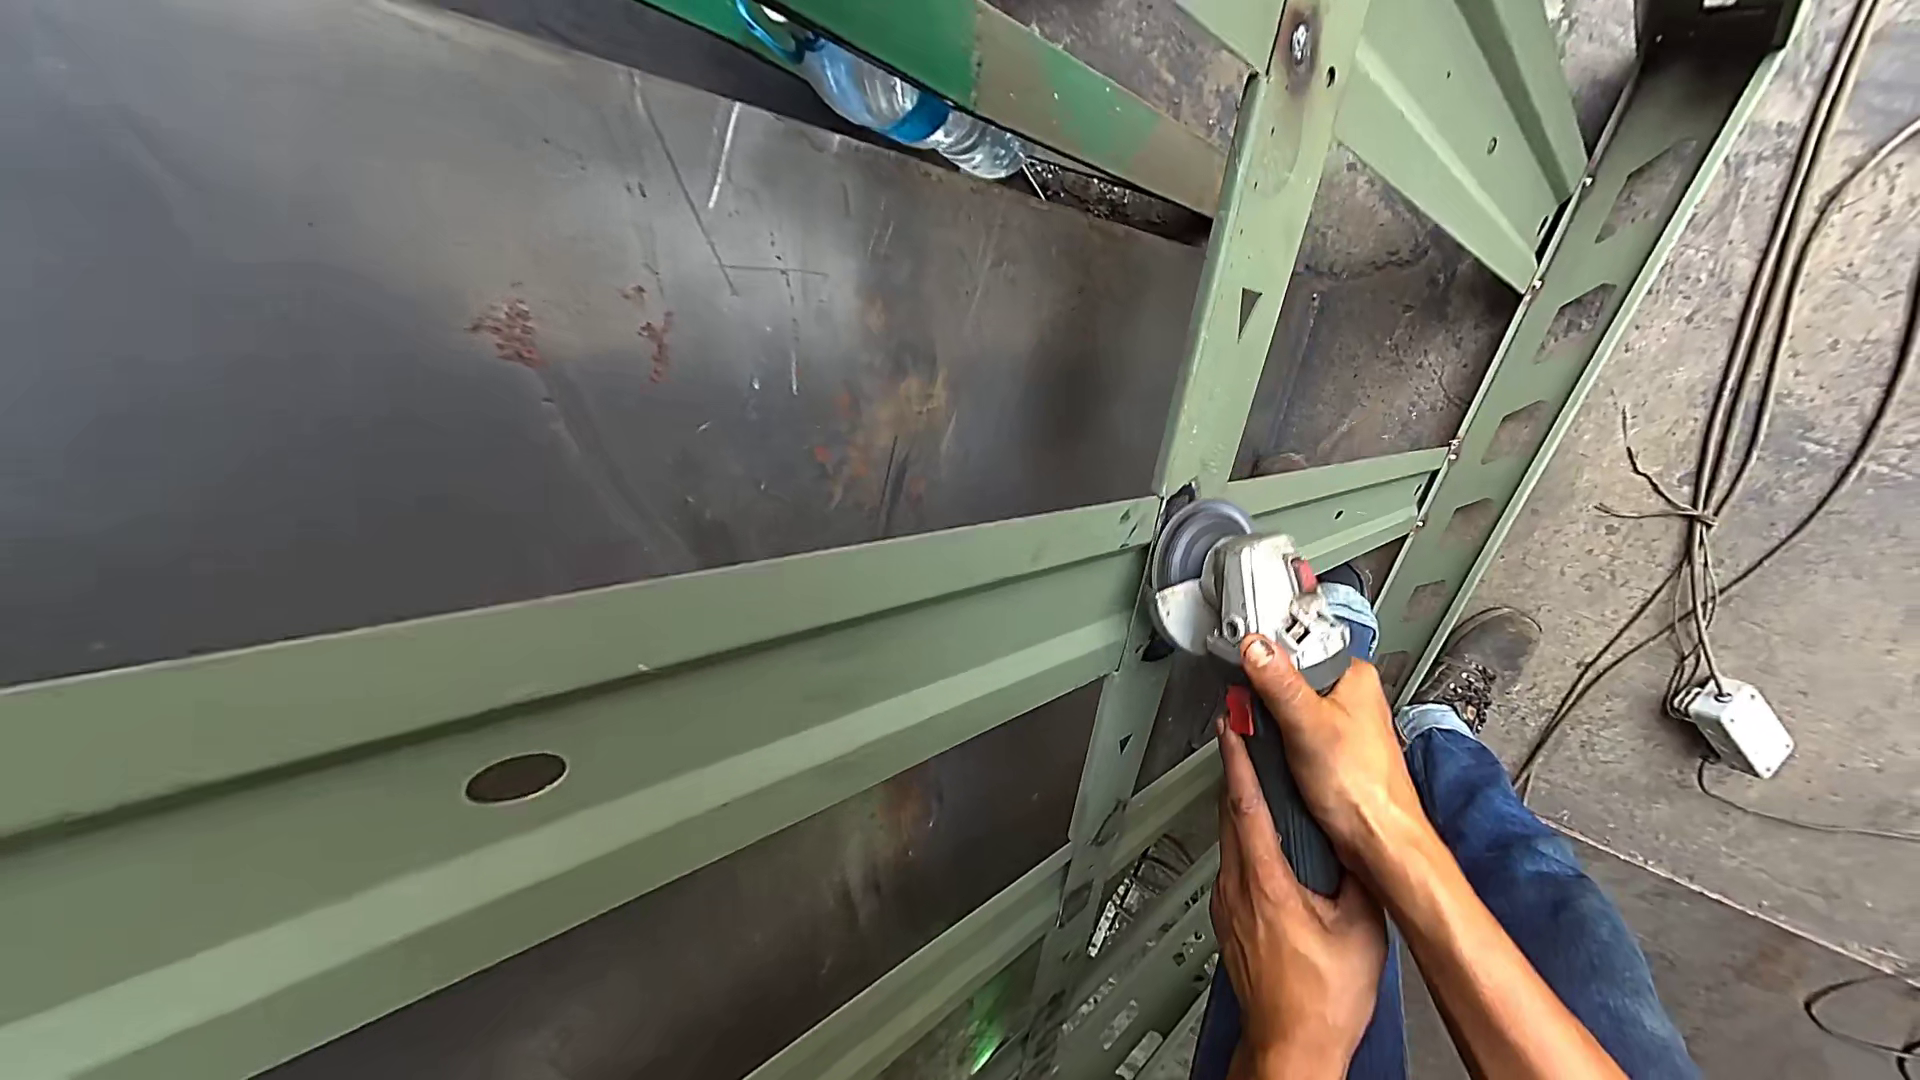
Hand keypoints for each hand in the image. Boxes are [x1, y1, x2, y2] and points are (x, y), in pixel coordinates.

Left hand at [1212, 713, 1386, 1078]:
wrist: (1290, 1044)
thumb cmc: (1323, 1000)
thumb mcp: (1360, 936)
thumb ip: (1357, 884)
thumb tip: (1356, 850)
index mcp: (1266, 882)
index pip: (1245, 806)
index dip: (1238, 763)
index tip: (1230, 731)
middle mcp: (1237, 884)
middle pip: (1227, 812)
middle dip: (1232, 770)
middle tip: (1236, 735)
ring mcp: (1226, 899)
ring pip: (1224, 834)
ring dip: (1234, 800)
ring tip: (1246, 772)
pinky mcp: (1225, 913)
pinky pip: (1227, 859)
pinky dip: (1237, 833)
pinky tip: (1254, 833)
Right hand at [1239, 635, 1427, 866]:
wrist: (1378, 846)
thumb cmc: (1364, 791)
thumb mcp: (1308, 725)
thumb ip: (1279, 683)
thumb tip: (1254, 645)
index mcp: (1352, 676)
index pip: (1295, 643)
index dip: (1263, 653)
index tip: (1238, 661)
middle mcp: (1345, 695)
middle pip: (1282, 673)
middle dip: (1257, 691)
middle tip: (1246, 707)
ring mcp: (1332, 722)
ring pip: (1280, 702)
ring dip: (1261, 716)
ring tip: (1255, 729)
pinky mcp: (1321, 746)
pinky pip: (1284, 727)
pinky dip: (1269, 735)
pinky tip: (1267, 747)